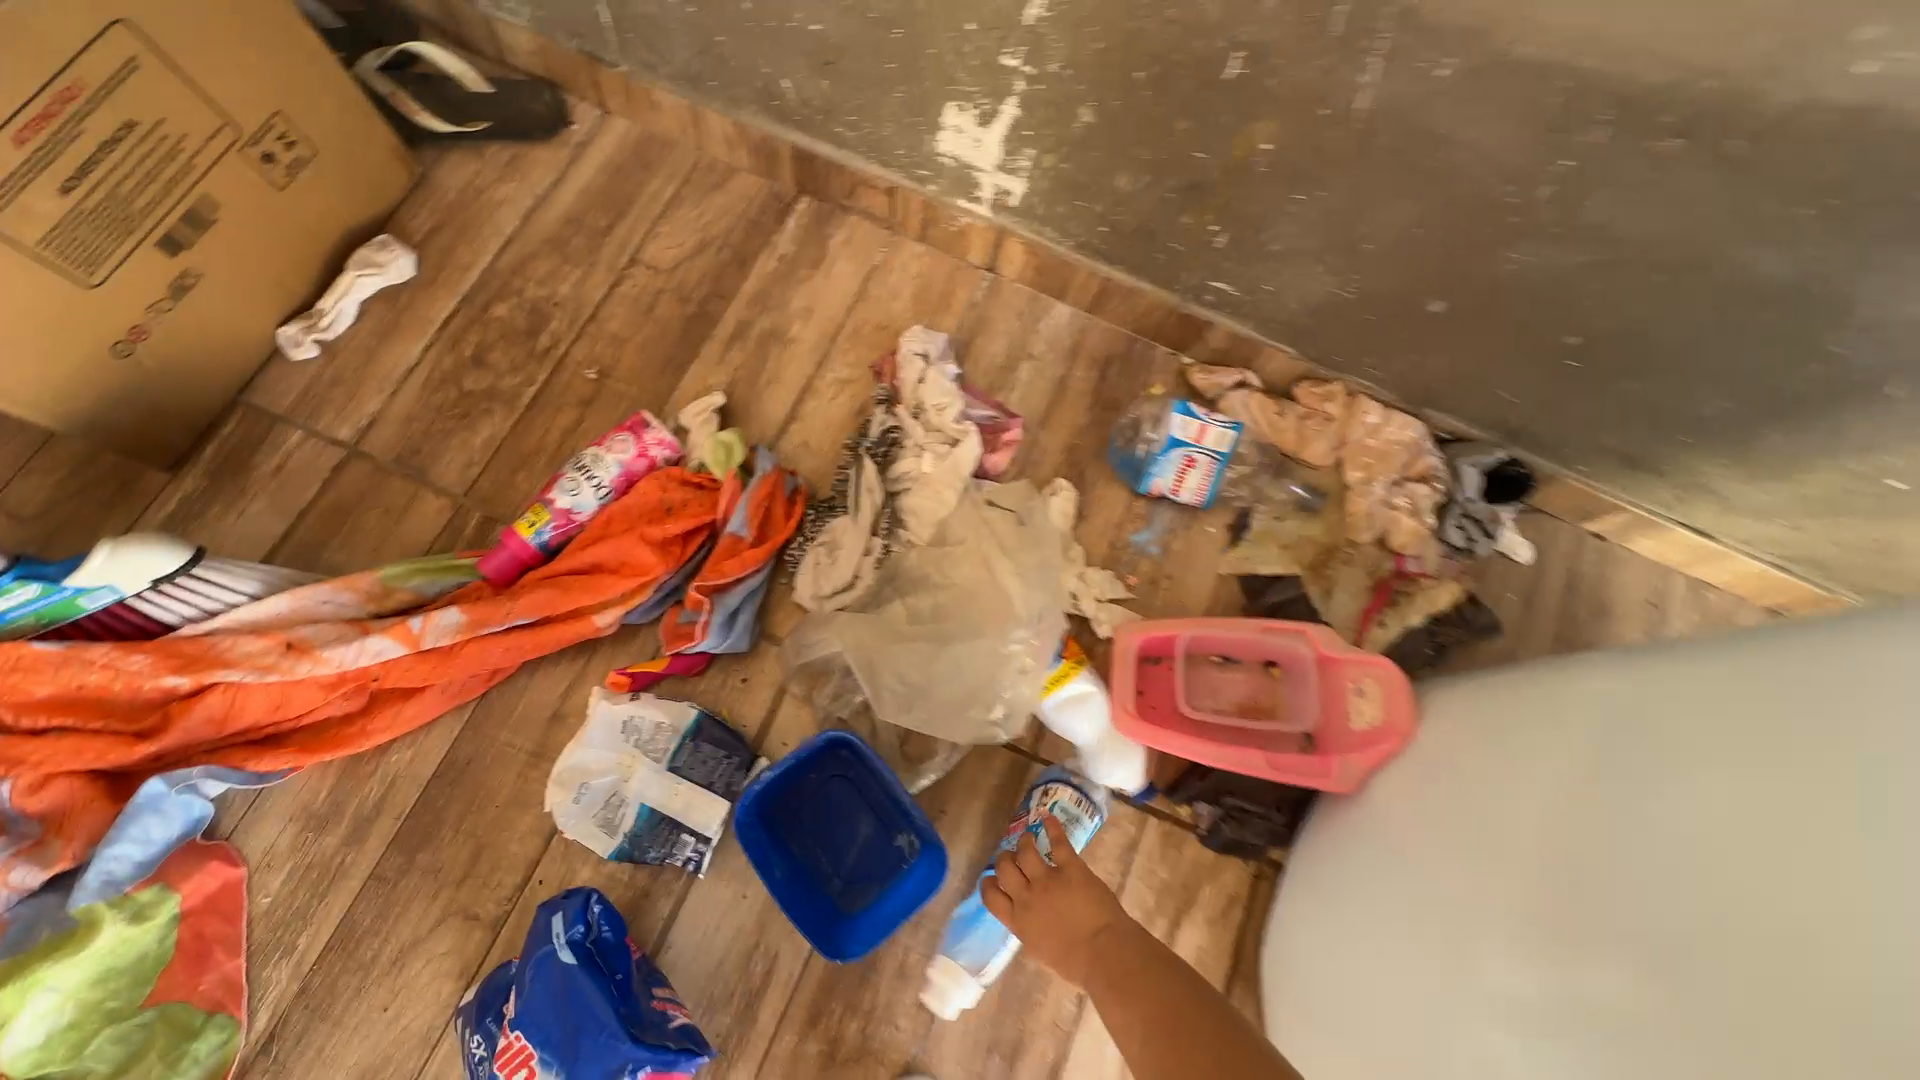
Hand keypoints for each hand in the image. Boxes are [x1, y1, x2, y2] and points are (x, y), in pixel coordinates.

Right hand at [979, 812, 1135, 987]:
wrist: (1104, 954)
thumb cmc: (1076, 964)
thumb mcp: (1041, 952)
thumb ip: (1029, 931)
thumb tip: (1027, 921)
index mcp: (1018, 922)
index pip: (990, 896)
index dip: (988, 883)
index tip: (991, 878)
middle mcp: (1027, 897)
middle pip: (1004, 868)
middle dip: (1005, 859)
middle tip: (1011, 857)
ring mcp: (1048, 880)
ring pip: (1025, 851)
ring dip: (1024, 842)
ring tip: (1027, 837)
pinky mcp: (1071, 868)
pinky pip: (1058, 842)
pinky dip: (1051, 826)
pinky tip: (1047, 816)